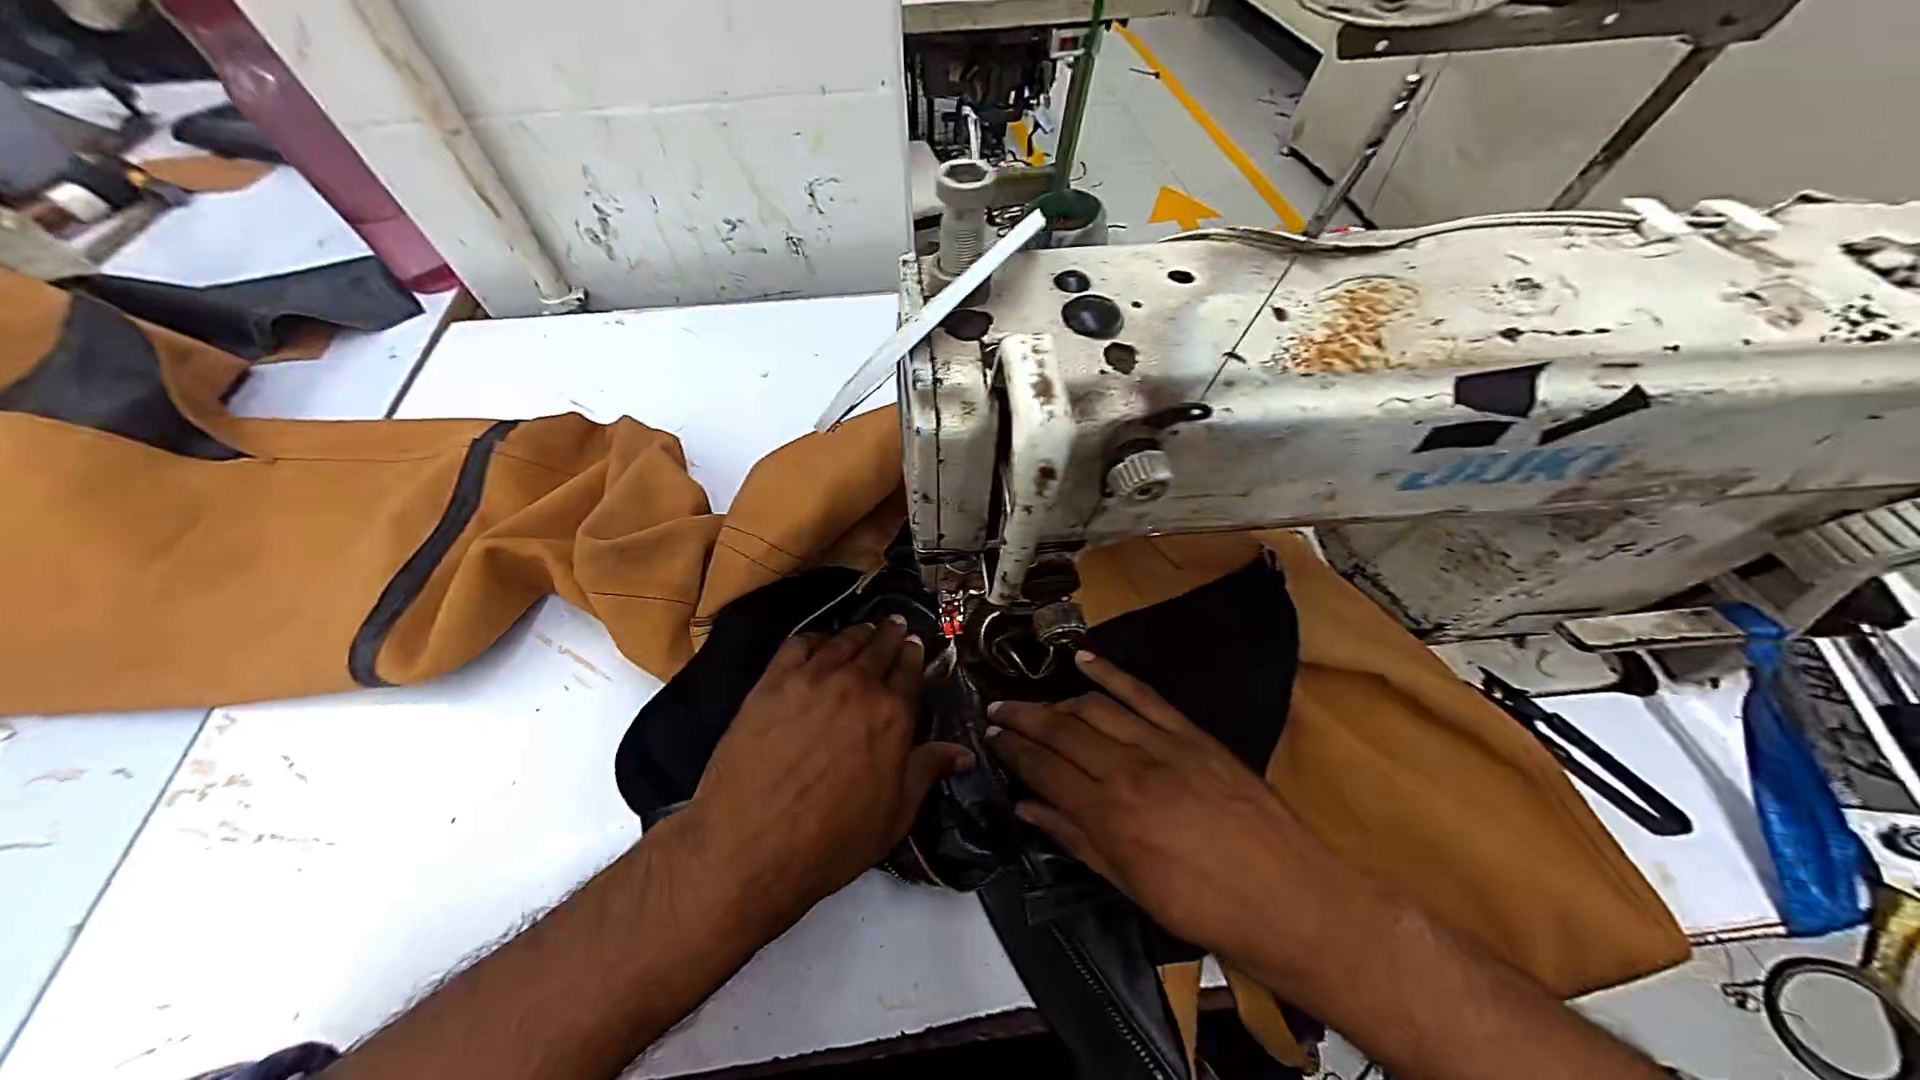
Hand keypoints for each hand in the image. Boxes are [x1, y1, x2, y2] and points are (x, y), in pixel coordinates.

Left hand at [674, 617, 973, 932]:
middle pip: (879, 648)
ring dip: (858, 632)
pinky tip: (818, 642)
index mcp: (892, 716)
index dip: (914, 655)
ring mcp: (813, 679)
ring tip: (864, 629)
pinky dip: (814, 637)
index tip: (915, 644)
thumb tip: (963, 753)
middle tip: (895, 626)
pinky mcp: (772, 682)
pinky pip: (798, 645)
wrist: (749, 845)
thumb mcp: (893, 816)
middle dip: (891, 635)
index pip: (910, 671)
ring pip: (843, 641)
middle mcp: (857, 687)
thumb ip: (926, 772)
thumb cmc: (831, 841)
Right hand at [987, 652, 1356, 969]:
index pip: (1043, 768)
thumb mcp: (1129, 885)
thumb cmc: (1207, 906)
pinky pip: (1143, 694)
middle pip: (1061, 730)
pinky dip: (1111, 673)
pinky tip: (1085, 660)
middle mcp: (1129, 771)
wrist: (1290, 899)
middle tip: (998, 711)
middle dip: (1022, 718)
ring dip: (1055, 701)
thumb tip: (1029, 809)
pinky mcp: (1192, 734)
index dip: (1012, 750)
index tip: (993, 738)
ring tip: (1032, 702)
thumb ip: (1074, 838)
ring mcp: (1163, 746)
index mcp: (1110, 815)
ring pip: (1093, 708)